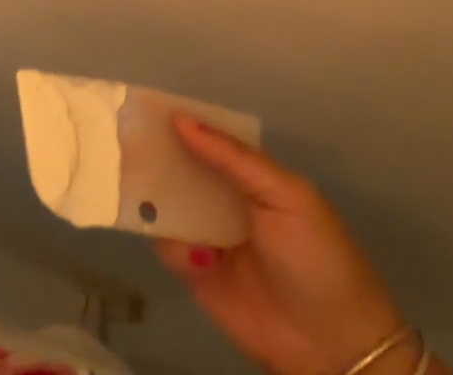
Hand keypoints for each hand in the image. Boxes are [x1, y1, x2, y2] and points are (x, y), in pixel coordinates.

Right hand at [155, 114, 414, 374]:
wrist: (332, 345)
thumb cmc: (318, 260)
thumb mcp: (287, 198)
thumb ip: (235, 159)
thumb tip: (180, 119)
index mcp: (250, 178)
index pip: (207, 140)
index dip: (179, 122)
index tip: (143, 106)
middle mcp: (222, 200)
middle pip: (178, 167)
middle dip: (153, 154)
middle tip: (120, 139)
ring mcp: (205, 233)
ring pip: (163, 202)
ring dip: (151, 196)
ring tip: (135, 187)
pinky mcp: (191, 268)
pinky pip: (163, 243)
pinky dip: (168, 242)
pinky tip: (194, 255)